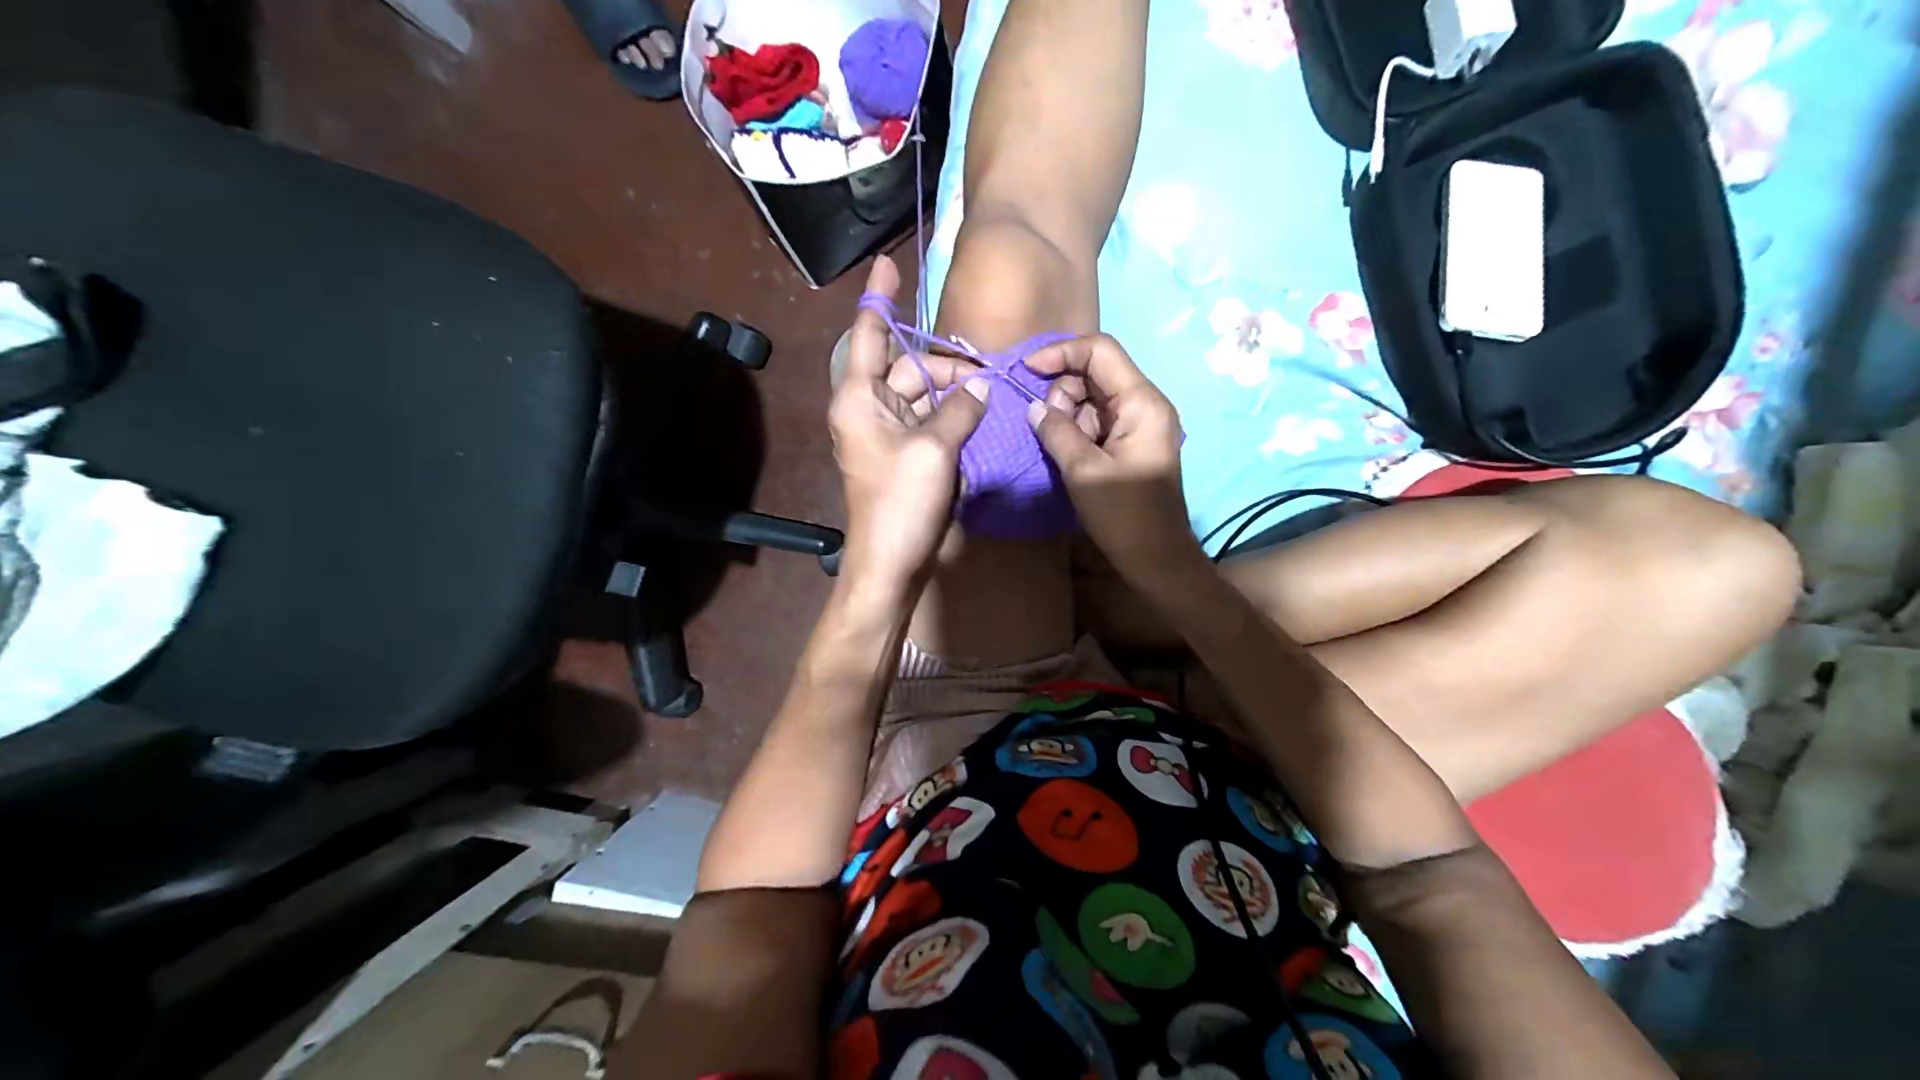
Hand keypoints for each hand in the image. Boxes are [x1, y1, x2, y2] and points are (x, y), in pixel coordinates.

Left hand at [829, 256, 990, 594]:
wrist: (890, 563)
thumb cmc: (902, 502)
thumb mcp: (935, 448)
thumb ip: (960, 408)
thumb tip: (982, 385)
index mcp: (860, 397)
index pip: (870, 333)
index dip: (880, 297)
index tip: (888, 262)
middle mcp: (868, 408)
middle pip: (908, 367)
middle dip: (946, 365)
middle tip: (988, 373)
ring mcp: (886, 433)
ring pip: (923, 395)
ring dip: (954, 393)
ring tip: (990, 394)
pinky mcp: (903, 455)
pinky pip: (929, 421)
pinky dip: (951, 417)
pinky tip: (978, 416)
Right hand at [1022, 333, 1207, 590]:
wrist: (1157, 558)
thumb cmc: (1124, 514)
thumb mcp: (1083, 470)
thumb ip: (1057, 430)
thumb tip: (1035, 406)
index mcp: (1142, 402)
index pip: (1100, 351)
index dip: (1061, 352)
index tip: (1027, 371)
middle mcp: (1144, 404)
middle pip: (1096, 371)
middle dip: (1062, 388)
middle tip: (1046, 424)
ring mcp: (1138, 424)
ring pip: (1093, 396)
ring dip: (1067, 411)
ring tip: (1057, 444)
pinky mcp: (1130, 443)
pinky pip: (1097, 420)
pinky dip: (1075, 427)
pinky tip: (1063, 449)